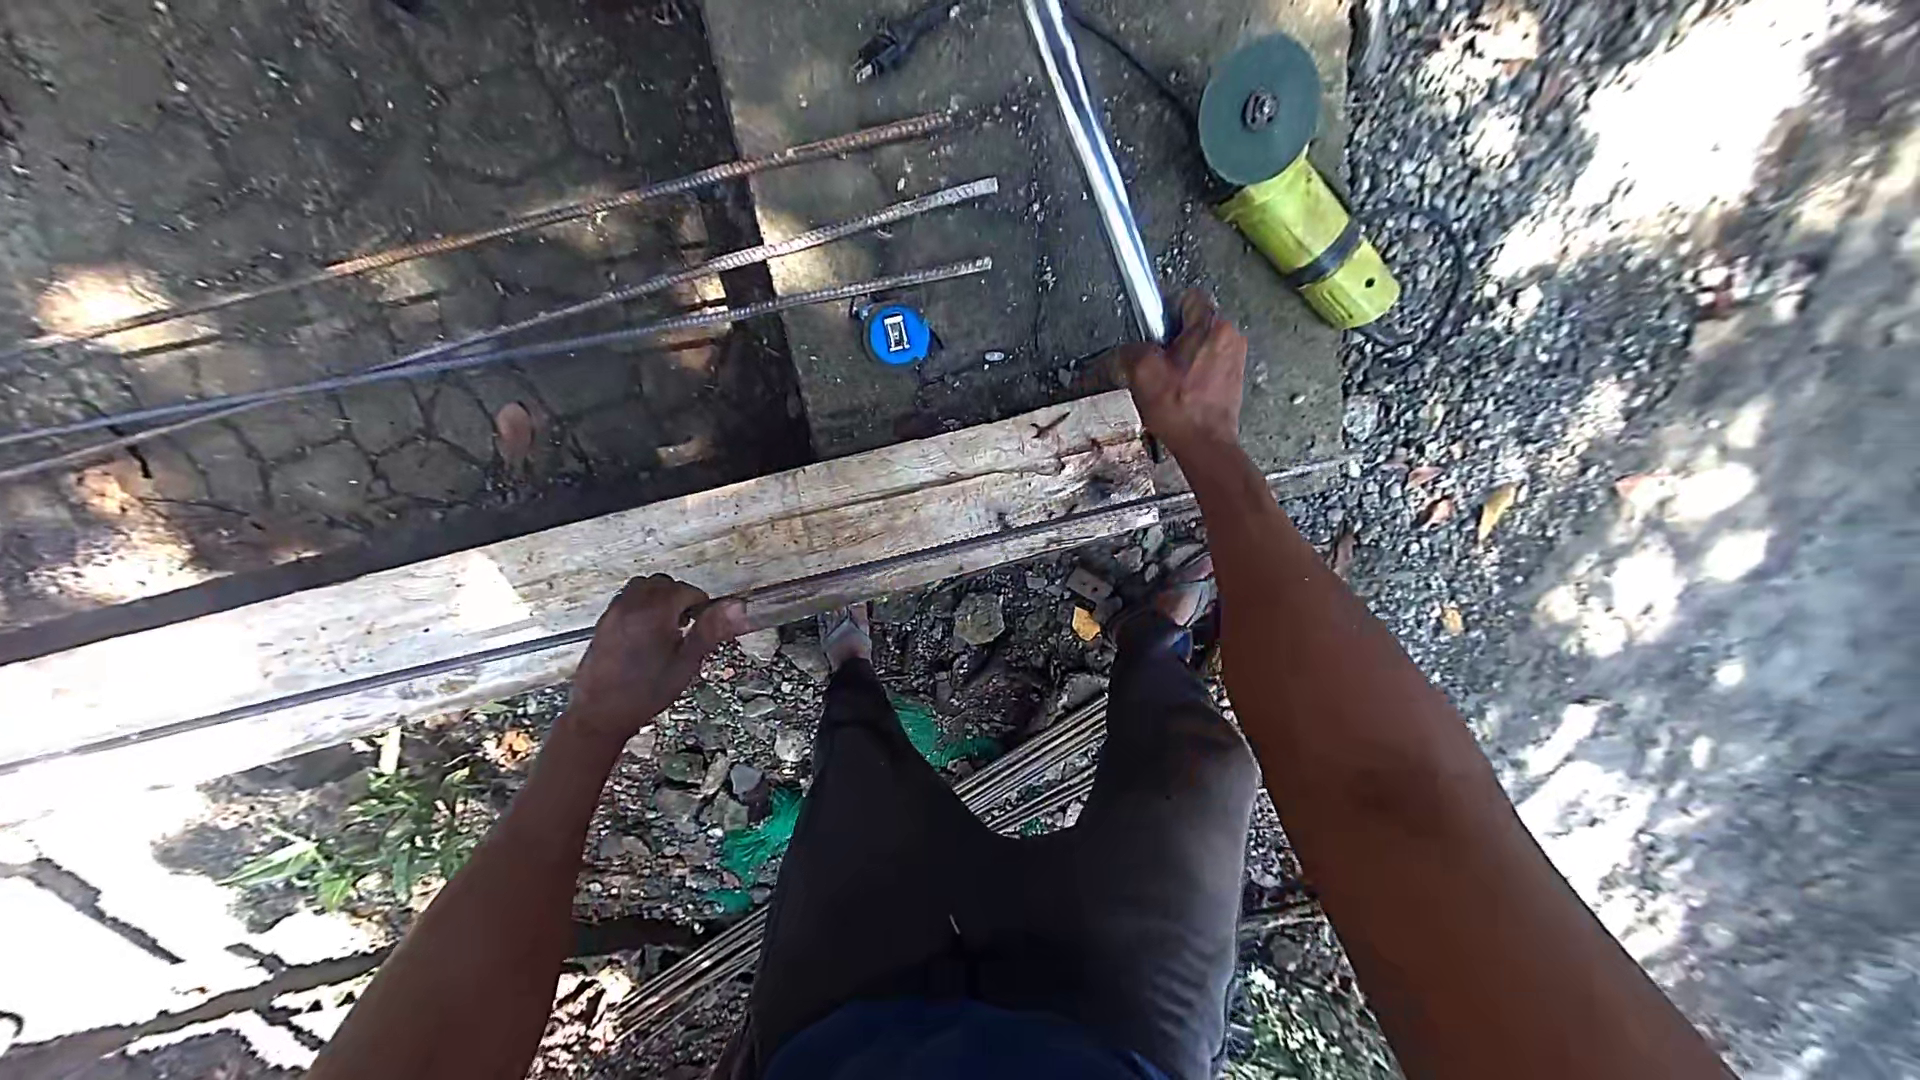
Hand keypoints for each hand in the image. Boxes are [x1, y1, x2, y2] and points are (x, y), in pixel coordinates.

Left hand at [564, 575, 744, 742]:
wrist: (600, 714)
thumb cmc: (644, 692)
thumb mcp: (686, 662)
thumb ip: (710, 629)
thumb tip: (735, 608)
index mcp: (654, 612)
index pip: (685, 589)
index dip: (700, 603)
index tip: (704, 619)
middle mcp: (631, 607)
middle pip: (662, 583)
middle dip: (679, 596)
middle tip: (689, 621)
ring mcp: (613, 614)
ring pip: (641, 588)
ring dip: (659, 598)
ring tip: (669, 625)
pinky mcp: (603, 625)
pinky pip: (626, 601)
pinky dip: (641, 607)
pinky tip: (648, 633)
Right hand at [1111, 290, 1247, 457]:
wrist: (1204, 443)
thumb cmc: (1181, 410)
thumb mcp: (1142, 372)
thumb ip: (1132, 348)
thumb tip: (1130, 348)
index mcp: (1212, 326)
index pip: (1186, 297)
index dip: (1162, 310)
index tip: (1152, 327)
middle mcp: (1229, 338)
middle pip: (1191, 324)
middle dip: (1170, 340)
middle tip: (1156, 363)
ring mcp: (1233, 359)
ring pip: (1198, 346)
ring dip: (1180, 359)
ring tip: (1167, 382)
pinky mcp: (1231, 379)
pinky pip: (1205, 365)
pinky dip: (1191, 375)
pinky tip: (1179, 393)